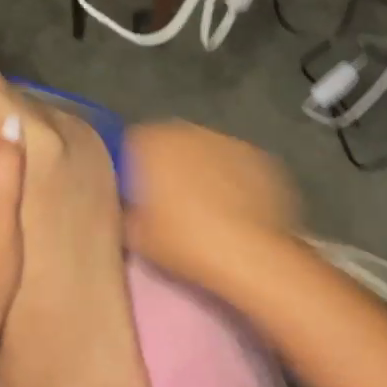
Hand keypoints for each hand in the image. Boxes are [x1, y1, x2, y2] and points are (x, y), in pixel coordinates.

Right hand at [122, 121, 300, 286]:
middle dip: (171, 166)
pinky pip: (237, 165)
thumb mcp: (137, 237)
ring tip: (209, 209)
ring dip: (203, 170)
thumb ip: (126, 212)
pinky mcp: (260, 157)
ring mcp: (226, 140)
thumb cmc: (185, 242)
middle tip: (173, 203)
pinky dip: (234, 180)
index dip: (135, 168)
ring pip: (206, 152)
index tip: (138, 194)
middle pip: (171, 143)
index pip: (133, 143)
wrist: (251, 255)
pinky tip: (238, 210)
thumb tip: (129, 207)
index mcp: (151, 141)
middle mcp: (186, 130)